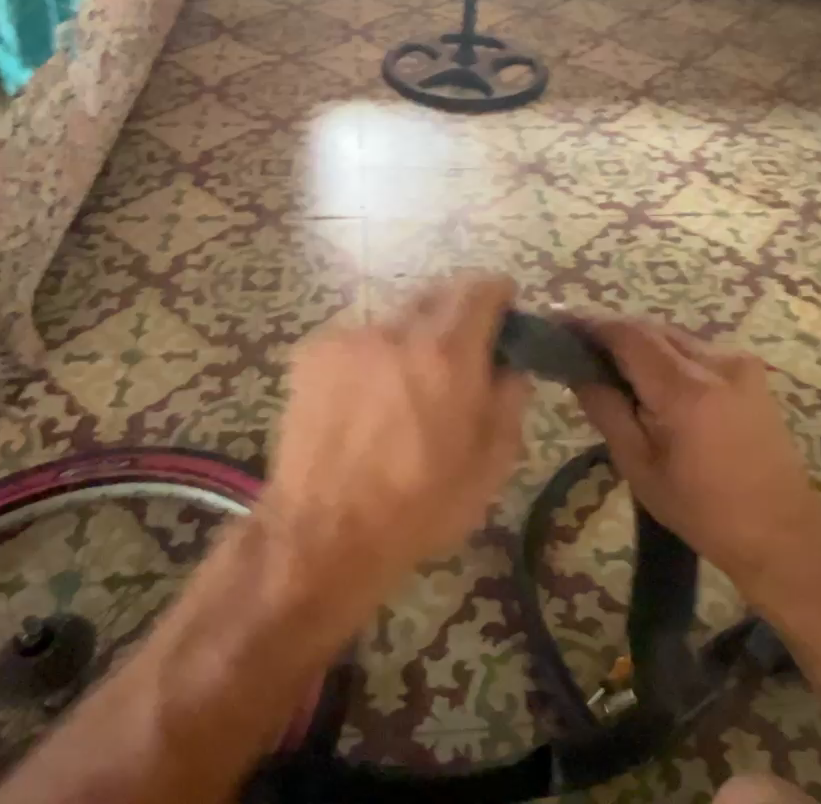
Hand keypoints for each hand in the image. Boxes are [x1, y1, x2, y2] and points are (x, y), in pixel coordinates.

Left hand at [258, 274, 530, 596]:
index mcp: (448, 353)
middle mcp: (396, 330)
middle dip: (454, 316)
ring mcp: (347, 337)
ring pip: (393, 318)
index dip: (498, 296)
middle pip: (435, 295)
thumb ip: (509, 400)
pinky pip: (355, 339)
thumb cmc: (419, 508)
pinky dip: (369, 356)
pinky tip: (361, 401)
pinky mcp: (310, 354)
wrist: (324, 534)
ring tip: (402, 389)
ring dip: (409, 339)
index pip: (480, 288)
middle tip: (457, 359)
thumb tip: (510, 364)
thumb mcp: (490, 466)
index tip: (503, 317)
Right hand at [570, 316, 820, 593]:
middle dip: (611, 333)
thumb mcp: (639, 466)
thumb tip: (577, 371)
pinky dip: (665, 355)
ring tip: (607, 367)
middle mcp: (717, 362)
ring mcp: (739, 363)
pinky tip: (648, 381)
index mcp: (686, 390)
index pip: (628, 334)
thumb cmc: (702, 511)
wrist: (781, 531)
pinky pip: (695, 350)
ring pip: (673, 337)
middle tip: (575, 349)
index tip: (557, 325)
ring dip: (638, 344)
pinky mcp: (750, 373)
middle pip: (651, 329)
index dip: (589, 324)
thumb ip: (605, 409)